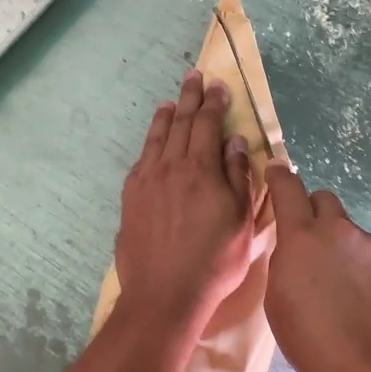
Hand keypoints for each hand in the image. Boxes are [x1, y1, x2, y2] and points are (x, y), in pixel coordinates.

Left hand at [113, 71, 258, 334]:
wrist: (163, 294)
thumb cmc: (213, 263)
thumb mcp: (240, 222)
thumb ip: (238, 178)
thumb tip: (235, 141)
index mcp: (201, 170)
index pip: (207, 125)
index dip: (214, 103)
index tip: (219, 86)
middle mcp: (171, 167)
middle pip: (180, 124)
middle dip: (189, 99)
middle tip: (194, 78)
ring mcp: (147, 181)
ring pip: (157, 139)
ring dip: (166, 116)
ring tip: (171, 101)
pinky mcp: (130, 198)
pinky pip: (142, 159)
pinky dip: (150, 142)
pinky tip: (153, 141)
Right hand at [264, 164, 370, 371]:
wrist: (369, 366)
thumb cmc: (308, 338)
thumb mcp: (277, 298)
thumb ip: (285, 261)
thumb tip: (296, 250)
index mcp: (301, 235)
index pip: (288, 187)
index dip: (279, 176)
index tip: (276, 171)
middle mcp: (338, 230)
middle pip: (324, 200)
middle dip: (314, 212)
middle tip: (308, 243)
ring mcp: (370, 246)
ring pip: (349, 231)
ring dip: (338, 245)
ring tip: (336, 286)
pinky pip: (368, 256)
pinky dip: (360, 268)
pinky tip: (358, 300)